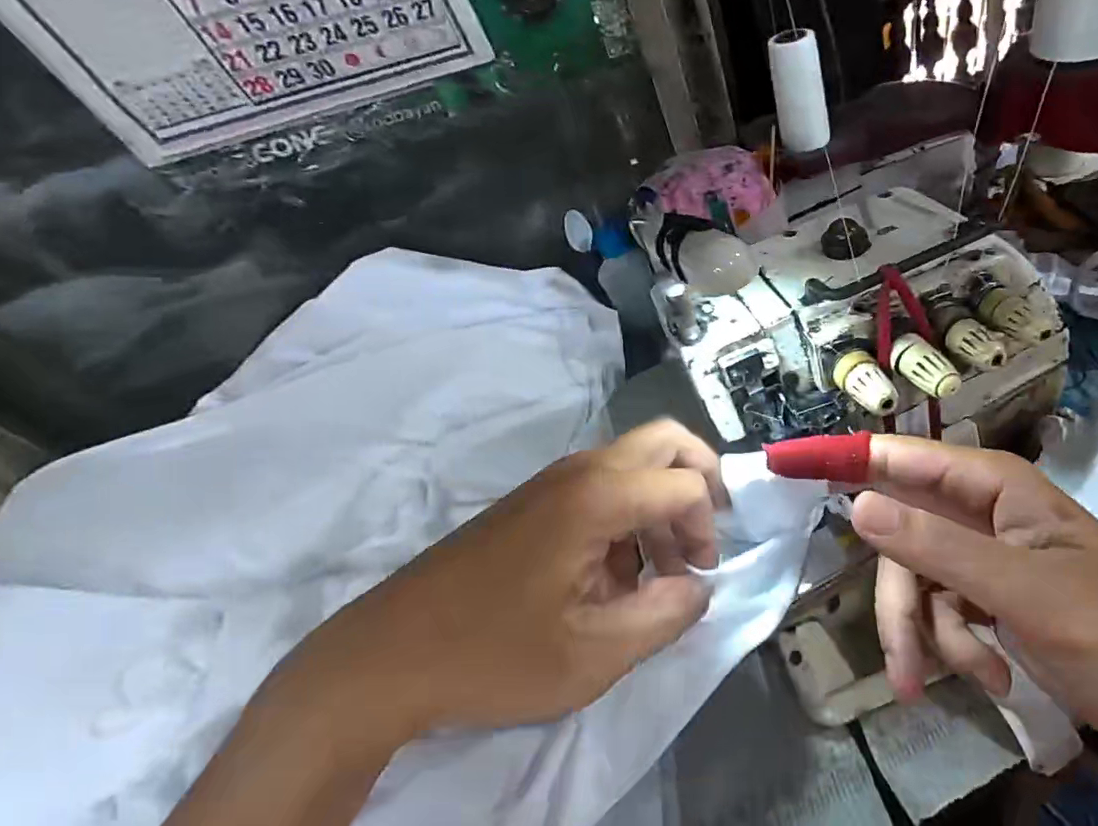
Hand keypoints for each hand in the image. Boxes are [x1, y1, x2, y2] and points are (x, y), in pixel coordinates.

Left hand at [277, 420, 721, 745]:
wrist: (389, 654)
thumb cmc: (494, 653)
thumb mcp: (593, 654)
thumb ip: (664, 617)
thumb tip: (700, 588)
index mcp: (598, 496)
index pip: (685, 485)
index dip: (707, 530)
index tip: (699, 578)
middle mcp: (580, 470)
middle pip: (665, 442)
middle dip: (699, 482)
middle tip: (702, 540)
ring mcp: (553, 481)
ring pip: (634, 463)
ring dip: (661, 504)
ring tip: (657, 573)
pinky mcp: (535, 499)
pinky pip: (603, 485)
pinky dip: (628, 514)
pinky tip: (613, 575)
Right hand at [853, 436, 1097, 751]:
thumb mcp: (1021, 590)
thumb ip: (934, 546)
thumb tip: (857, 502)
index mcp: (990, 484)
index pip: (898, 457)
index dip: (840, 459)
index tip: (782, 465)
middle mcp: (979, 510)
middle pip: (901, 538)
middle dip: (903, 603)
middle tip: (906, 663)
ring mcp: (983, 554)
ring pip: (917, 582)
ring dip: (934, 636)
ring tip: (975, 677)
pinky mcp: (990, 595)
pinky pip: (943, 612)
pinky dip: (958, 648)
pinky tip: (995, 676)